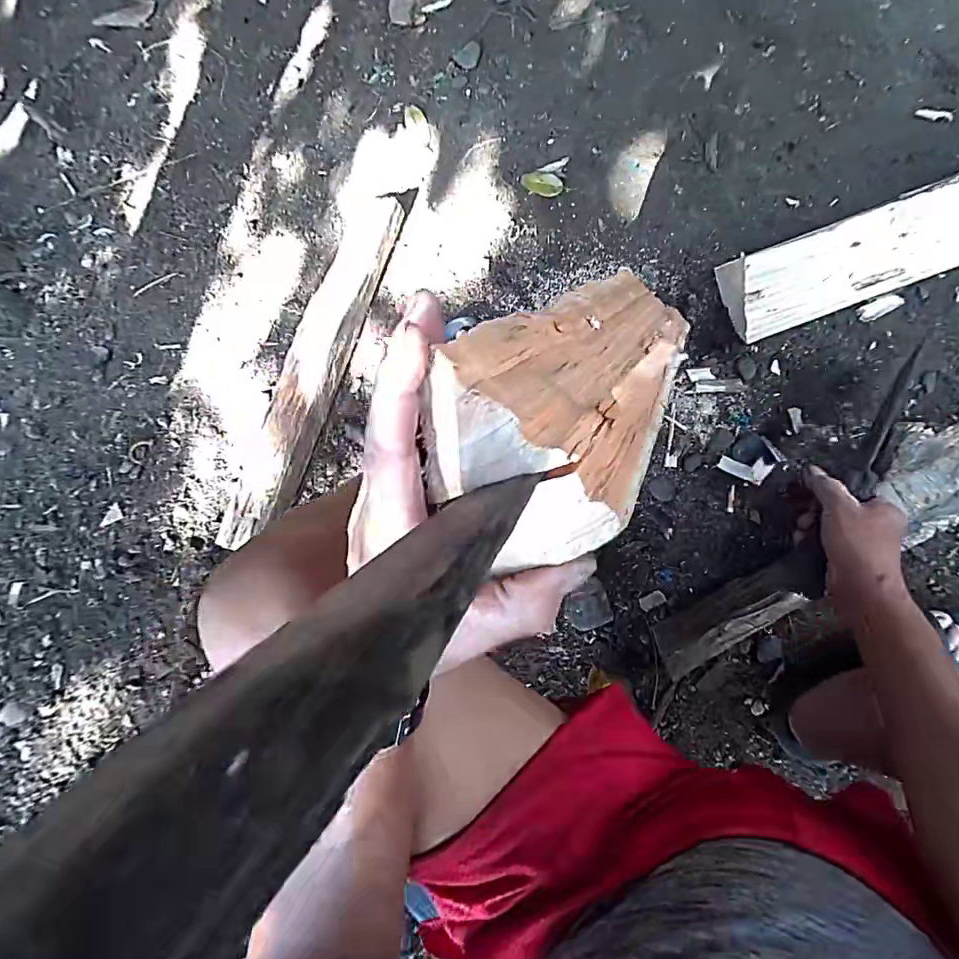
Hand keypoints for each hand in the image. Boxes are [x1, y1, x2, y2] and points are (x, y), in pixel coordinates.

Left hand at [348, 291, 593, 673]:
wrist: (380, 652)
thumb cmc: (422, 635)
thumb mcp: (480, 626)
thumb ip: (531, 599)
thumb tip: (578, 560)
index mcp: (394, 526)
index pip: (389, 447)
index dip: (399, 387)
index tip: (414, 334)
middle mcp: (386, 497)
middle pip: (390, 416)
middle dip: (406, 357)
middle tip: (431, 307)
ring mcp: (395, 491)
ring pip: (401, 419)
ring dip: (420, 369)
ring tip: (449, 326)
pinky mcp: (413, 488)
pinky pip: (418, 434)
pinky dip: (433, 397)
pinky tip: (464, 377)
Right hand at [804, 466, 909, 601]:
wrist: (861, 593)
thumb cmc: (861, 551)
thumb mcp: (839, 507)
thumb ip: (824, 485)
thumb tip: (813, 472)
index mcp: (883, 507)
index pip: (851, 488)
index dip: (828, 487)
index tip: (808, 486)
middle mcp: (876, 525)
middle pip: (838, 507)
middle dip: (815, 509)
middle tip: (804, 511)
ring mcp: (862, 544)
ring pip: (830, 526)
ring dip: (811, 525)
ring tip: (802, 528)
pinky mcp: (848, 560)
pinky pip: (826, 543)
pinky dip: (813, 541)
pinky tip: (803, 541)